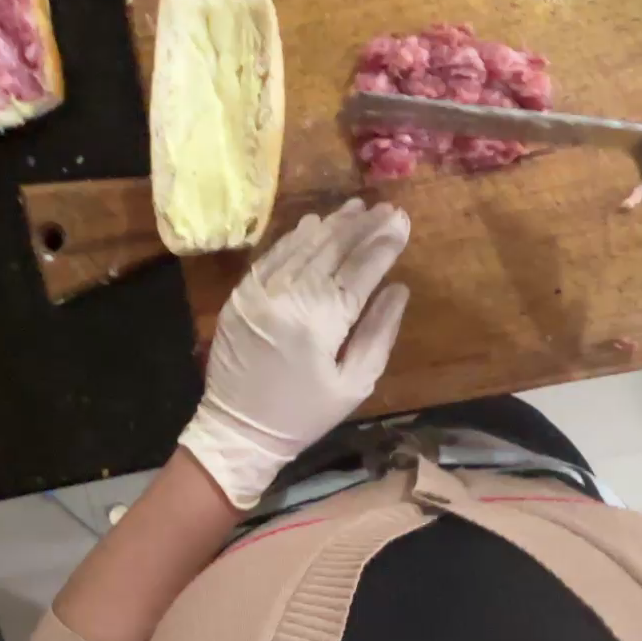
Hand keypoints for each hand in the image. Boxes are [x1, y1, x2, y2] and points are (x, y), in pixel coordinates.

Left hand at [179, 199, 411, 507]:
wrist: (238, 431)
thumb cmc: (303, 416)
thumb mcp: (353, 385)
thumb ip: (379, 333)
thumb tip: (399, 288)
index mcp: (321, 322)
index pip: (361, 269)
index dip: (384, 243)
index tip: (403, 221)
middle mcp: (288, 297)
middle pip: (332, 248)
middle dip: (362, 226)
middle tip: (385, 209)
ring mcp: (259, 293)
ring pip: (302, 246)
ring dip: (332, 225)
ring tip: (356, 209)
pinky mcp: (240, 297)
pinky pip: (272, 257)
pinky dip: (295, 239)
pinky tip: (314, 226)